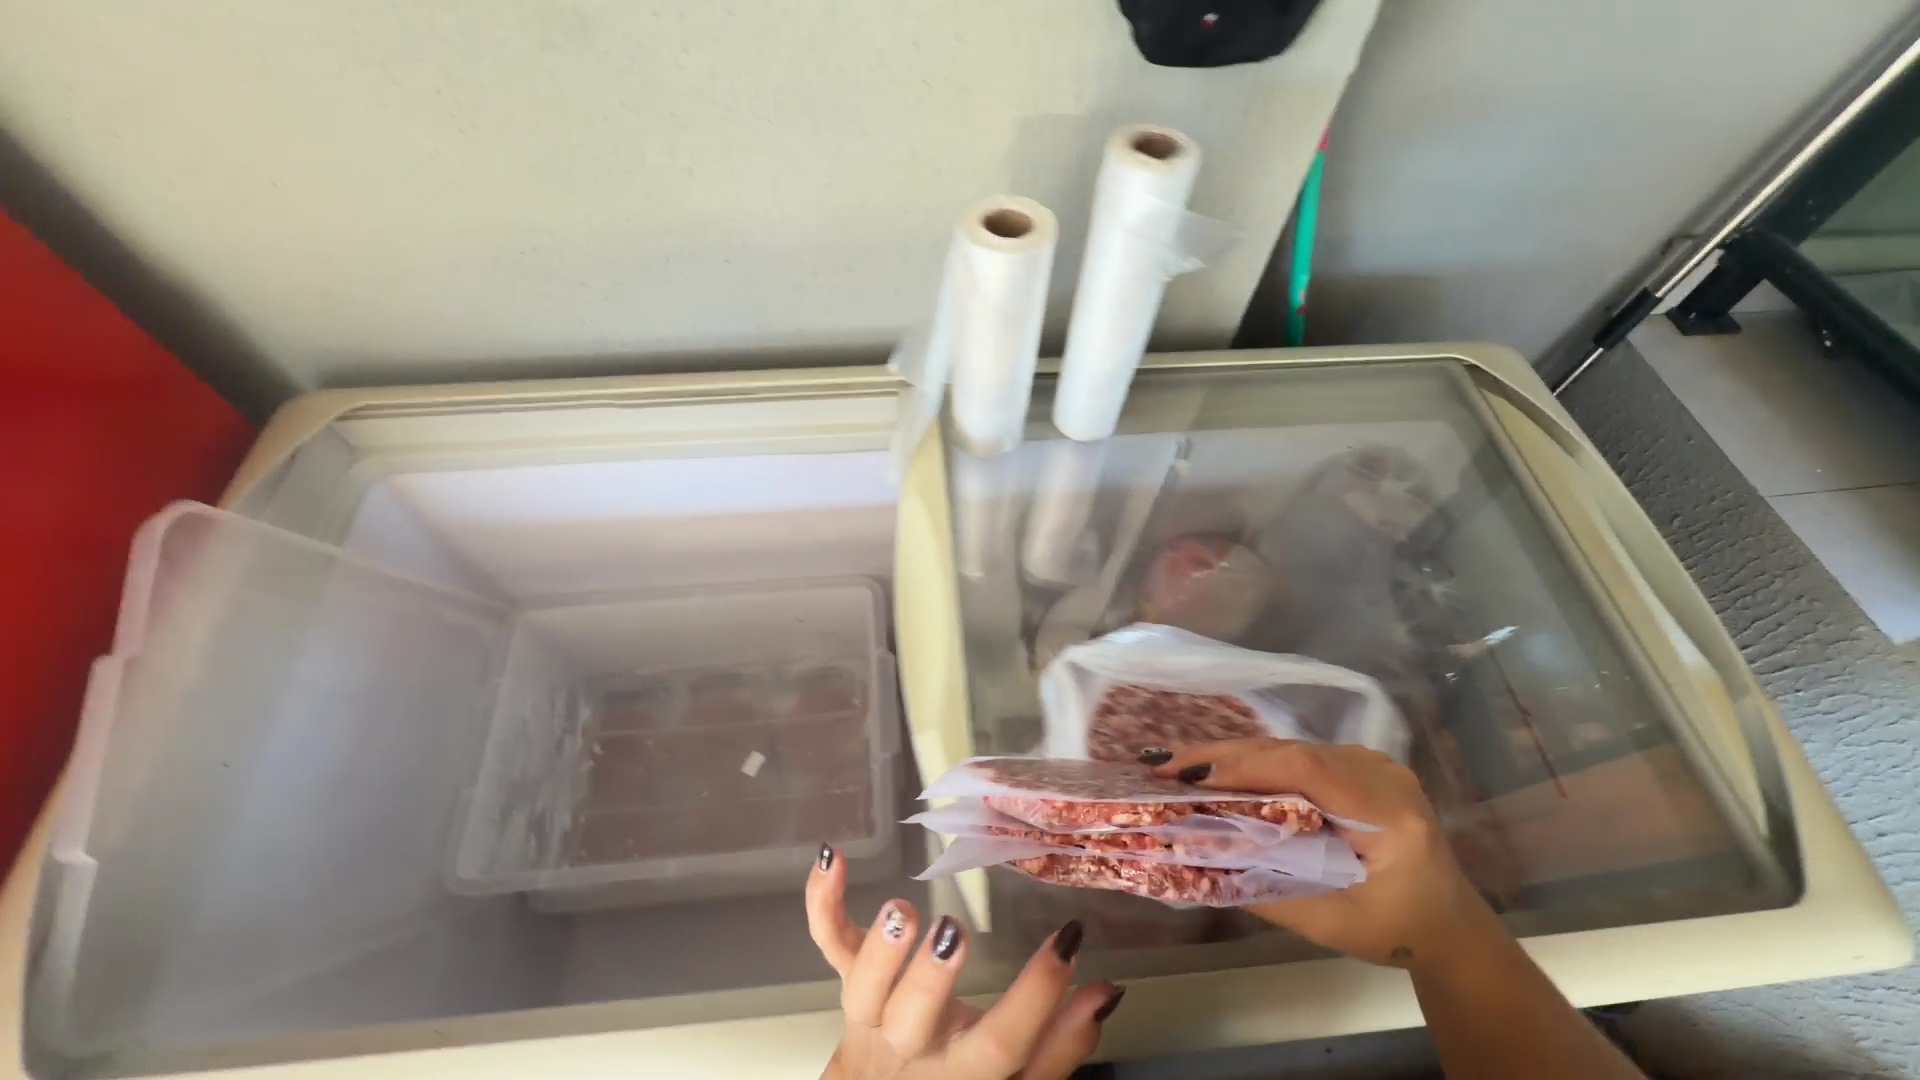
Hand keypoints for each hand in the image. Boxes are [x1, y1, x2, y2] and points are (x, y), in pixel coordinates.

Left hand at [805, 844, 1124, 1078]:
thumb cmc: (955, 1074)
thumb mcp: (1014, 1076)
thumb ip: (1060, 1042)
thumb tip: (1105, 990)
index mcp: (962, 1069)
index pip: (1002, 1043)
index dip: (1036, 996)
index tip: (1068, 937)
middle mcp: (910, 1044)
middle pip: (915, 1021)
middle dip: (930, 978)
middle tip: (950, 932)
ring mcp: (869, 1012)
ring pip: (861, 989)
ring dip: (877, 948)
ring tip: (899, 909)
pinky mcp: (844, 978)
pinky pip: (827, 942)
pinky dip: (822, 901)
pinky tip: (831, 857)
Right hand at [1148, 738, 1504, 971]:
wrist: (1450, 926)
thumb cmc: (1395, 931)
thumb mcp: (1331, 924)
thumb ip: (1268, 892)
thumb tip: (1198, 859)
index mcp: (1388, 814)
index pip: (1309, 769)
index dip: (1246, 766)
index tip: (1192, 778)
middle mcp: (1382, 774)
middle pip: (1293, 749)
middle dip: (1225, 756)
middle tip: (1166, 768)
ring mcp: (1373, 764)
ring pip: (1290, 746)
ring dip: (1234, 756)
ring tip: (1181, 768)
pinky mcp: (1360, 766)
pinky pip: (1299, 754)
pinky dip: (1256, 761)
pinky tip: (1221, 771)